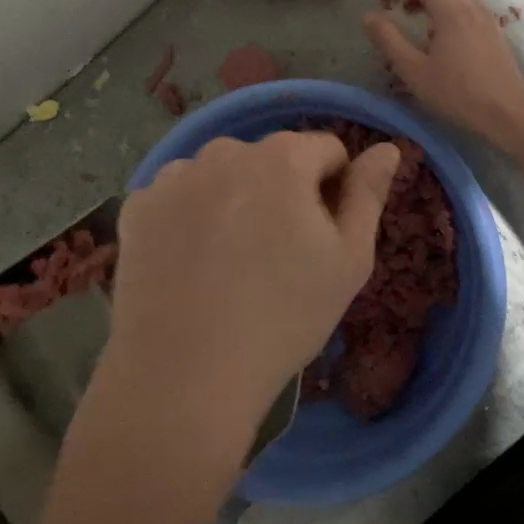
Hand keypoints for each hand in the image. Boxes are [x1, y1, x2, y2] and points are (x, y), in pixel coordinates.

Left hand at [111, 132, 401, 418]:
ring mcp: (174, 177)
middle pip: (270, 159)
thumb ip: (369, 195)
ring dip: (233, 200)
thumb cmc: (283, 317)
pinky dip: (189, 218)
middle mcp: (224, 151)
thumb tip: (386, 147)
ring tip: (228, 264)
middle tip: (275, 257)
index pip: (325, 150)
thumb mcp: (349, 261)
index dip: (332, 190)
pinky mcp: (137, 206)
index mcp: (282, 157)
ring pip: (221, 175)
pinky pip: (178, 198)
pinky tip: (189, 266)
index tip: (319, 239)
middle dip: (280, 192)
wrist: (185, 375)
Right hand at [363, 0, 523, 166]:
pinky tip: (432, 27)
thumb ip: (388, 40)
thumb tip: (369, 17)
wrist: (508, 113)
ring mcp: (483, 13)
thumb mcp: (414, 71)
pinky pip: (462, 0)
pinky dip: (441, 1)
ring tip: (404, 11)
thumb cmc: (458, 94)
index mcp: (450, 8)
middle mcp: (469, 2)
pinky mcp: (490, 27)